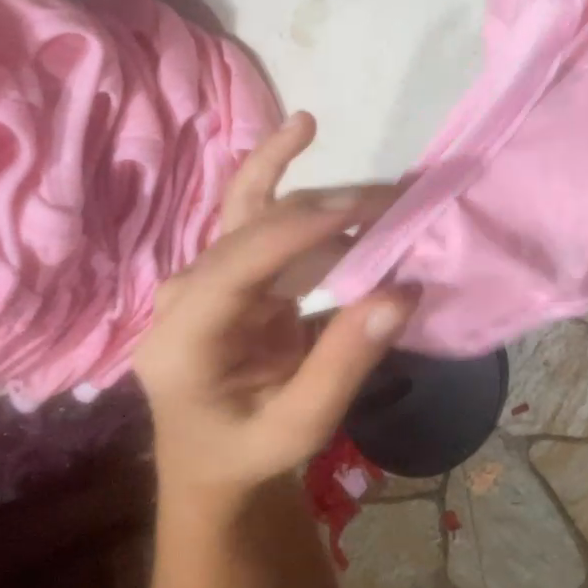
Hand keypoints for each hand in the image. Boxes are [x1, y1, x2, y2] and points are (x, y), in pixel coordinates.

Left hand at [133, 113, 416, 497]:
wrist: (217, 460)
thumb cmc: (252, 447)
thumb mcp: (302, 422)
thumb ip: (346, 361)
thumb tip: (403, 290)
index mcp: (184, 339)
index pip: (238, 264)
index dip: (301, 228)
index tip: (367, 207)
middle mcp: (186, 293)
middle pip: (259, 229)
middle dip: (332, 209)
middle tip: (403, 207)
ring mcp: (207, 274)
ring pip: (261, 209)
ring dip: (327, 198)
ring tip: (387, 196)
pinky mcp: (232, 267)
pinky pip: (257, 208)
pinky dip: (285, 167)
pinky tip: (304, 126)